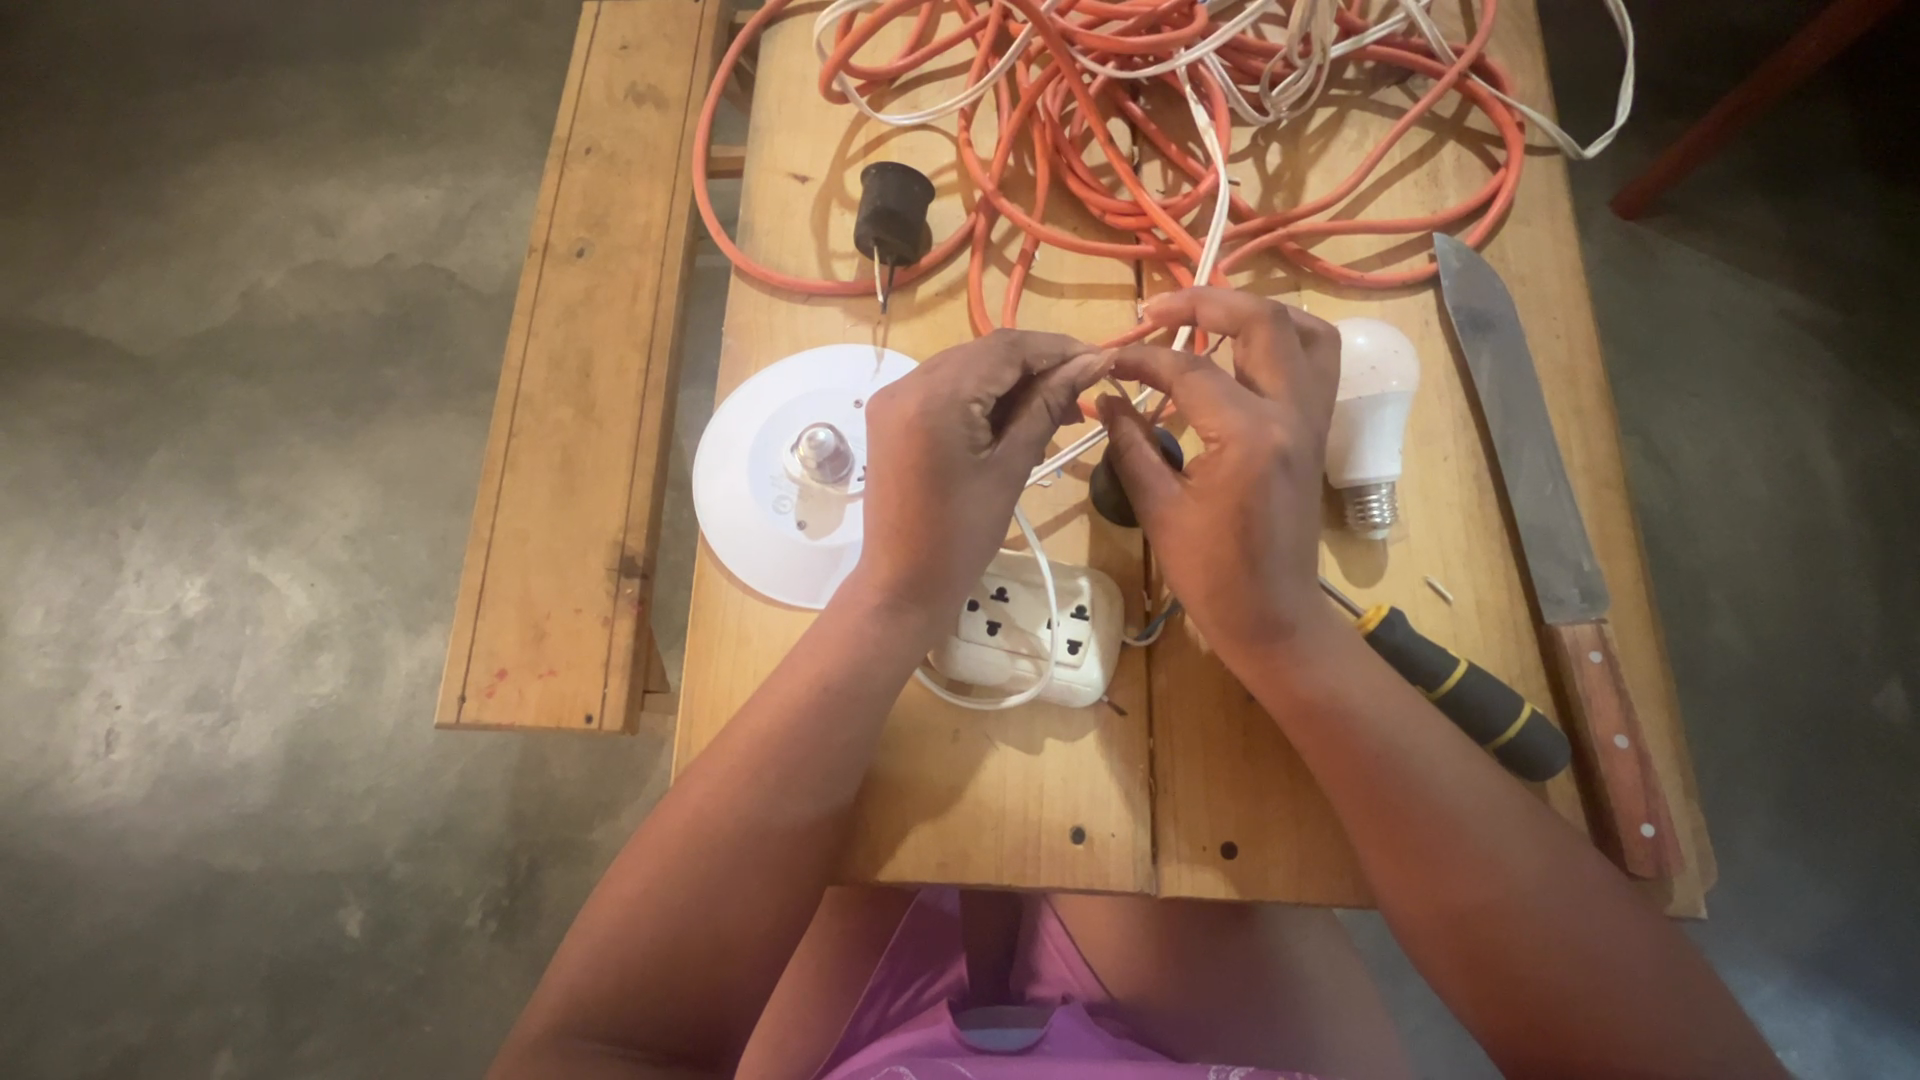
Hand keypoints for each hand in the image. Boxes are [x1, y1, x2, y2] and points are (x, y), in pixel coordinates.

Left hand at [846, 330, 1108, 640]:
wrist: (904, 583)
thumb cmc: (962, 536)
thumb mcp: (1010, 467)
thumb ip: (1046, 407)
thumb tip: (1090, 363)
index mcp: (935, 397)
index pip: (1005, 348)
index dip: (1057, 348)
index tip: (1099, 360)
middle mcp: (906, 384)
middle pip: (983, 353)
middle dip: (1035, 366)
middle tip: (1079, 394)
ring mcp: (892, 399)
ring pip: (965, 368)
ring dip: (1009, 383)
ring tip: (1053, 413)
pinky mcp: (891, 416)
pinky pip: (944, 389)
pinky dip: (980, 397)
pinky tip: (1013, 421)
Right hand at [1096, 288, 1343, 664]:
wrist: (1273, 616)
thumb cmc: (1211, 575)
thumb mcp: (1159, 509)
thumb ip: (1130, 444)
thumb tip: (1105, 398)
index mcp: (1249, 435)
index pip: (1190, 370)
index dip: (1142, 359)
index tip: (1108, 360)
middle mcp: (1292, 413)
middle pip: (1261, 321)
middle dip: (1204, 303)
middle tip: (1155, 310)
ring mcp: (1313, 419)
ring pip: (1303, 330)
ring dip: (1254, 312)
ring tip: (1206, 317)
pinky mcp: (1317, 430)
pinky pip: (1316, 360)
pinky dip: (1283, 339)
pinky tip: (1243, 352)